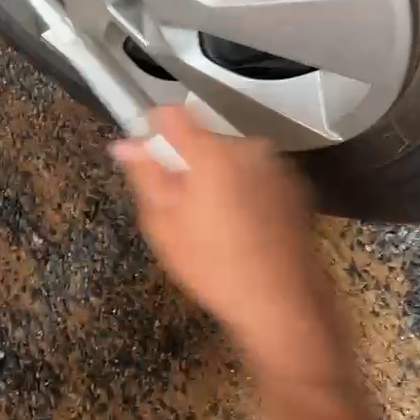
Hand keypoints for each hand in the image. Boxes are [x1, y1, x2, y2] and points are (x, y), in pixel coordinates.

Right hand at [112, 107, 346, 386]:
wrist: (284, 306)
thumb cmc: (214, 267)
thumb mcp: (163, 225)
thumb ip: (144, 175)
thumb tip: (125, 144)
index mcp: (209, 152)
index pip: (170, 113)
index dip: (152, 129)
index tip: (148, 157)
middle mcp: (245, 148)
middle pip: (201, 137)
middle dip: (187, 162)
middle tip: (180, 206)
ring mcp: (274, 165)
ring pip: (228, 156)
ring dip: (216, 175)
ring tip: (213, 222)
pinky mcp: (295, 185)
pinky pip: (254, 173)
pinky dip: (242, 188)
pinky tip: (241, 227)